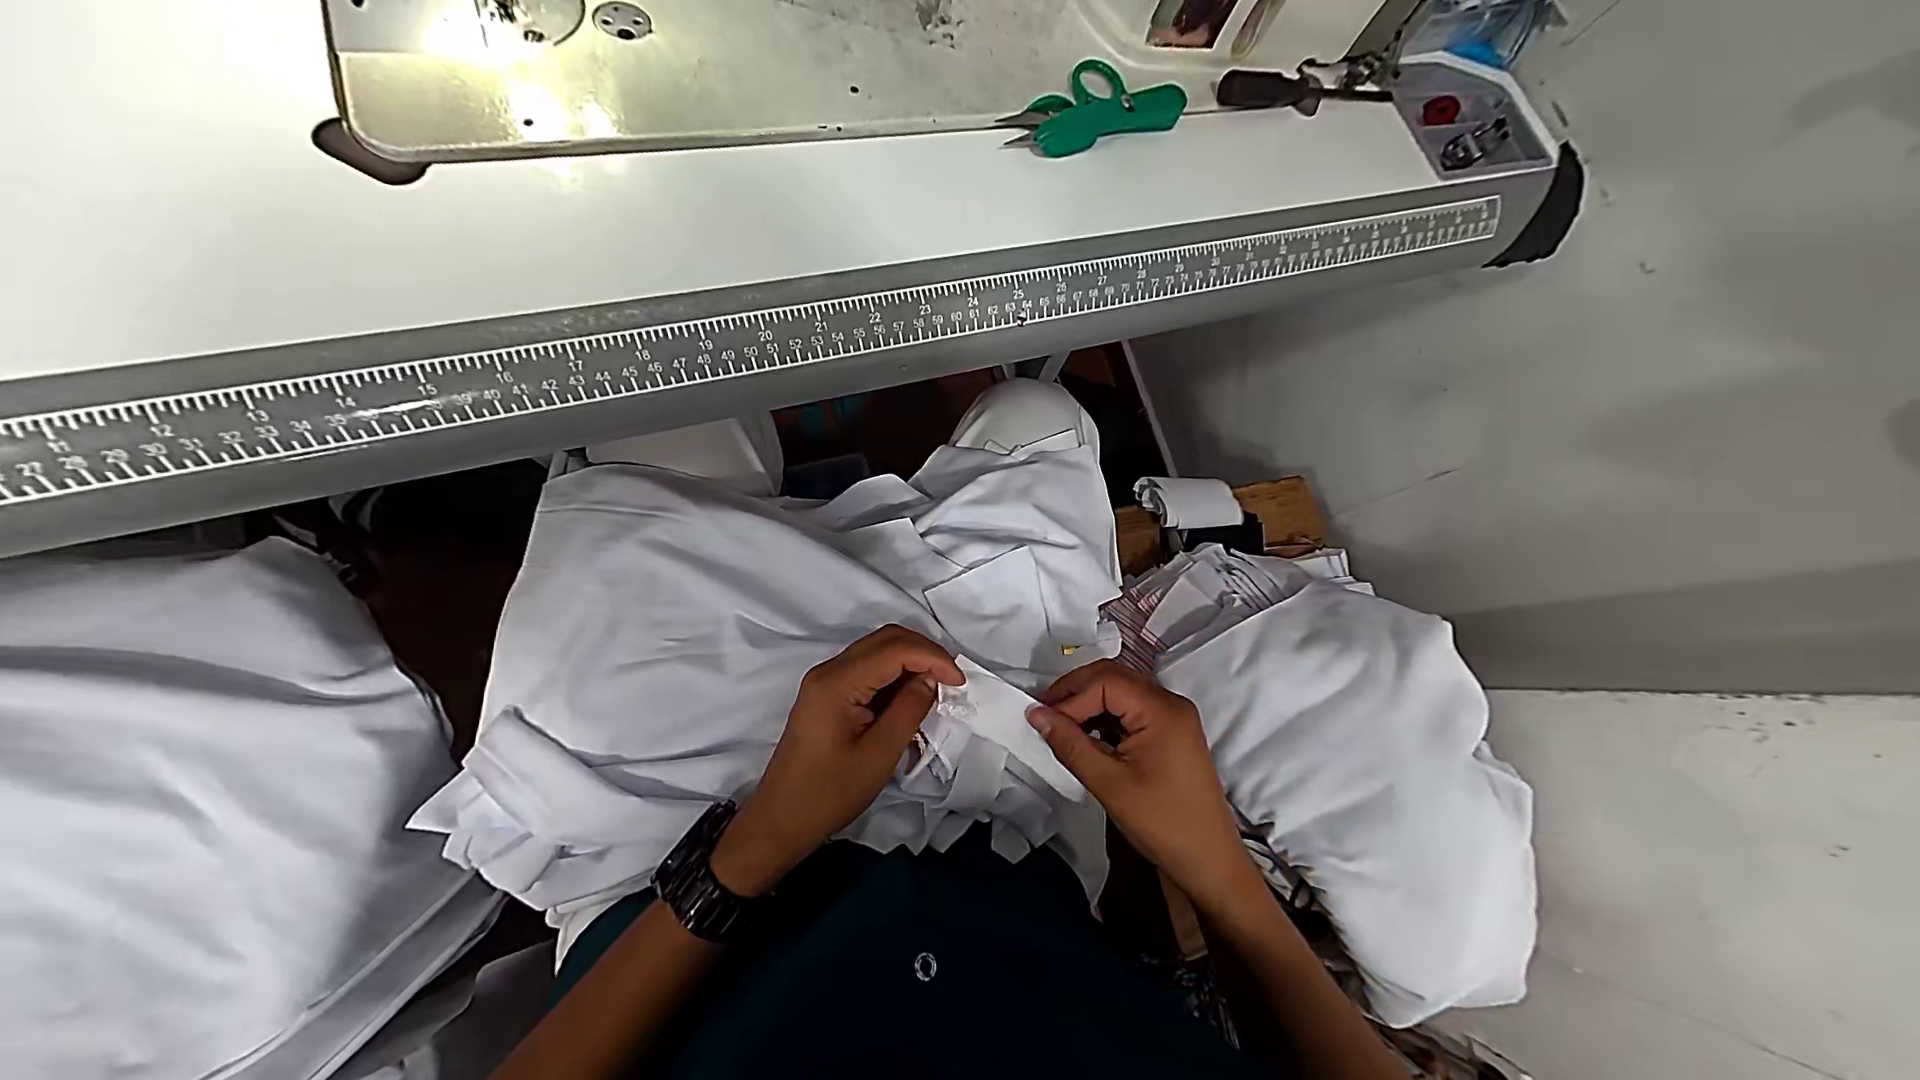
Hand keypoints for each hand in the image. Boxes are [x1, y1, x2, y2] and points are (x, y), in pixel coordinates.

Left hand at [711, 625, 963, 895]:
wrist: (781, 819)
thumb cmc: (829, 793)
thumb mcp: (879, 755)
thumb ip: (909, 709)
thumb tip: (931, 678)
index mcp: (837, 683)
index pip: (894, 648)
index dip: (932, 657)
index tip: (959, 683)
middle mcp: (829, 670)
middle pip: (886, 639)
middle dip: (924, 652)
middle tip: (951, 681)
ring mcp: (826, 679)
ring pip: (878, 649)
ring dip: (911, 660)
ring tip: (937, 687)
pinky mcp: (828, 692)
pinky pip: (868, 667)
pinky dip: (895, 673)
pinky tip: (911, 695)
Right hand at [1026, 660, 1265, 916]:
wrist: (1209, 862)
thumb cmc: (1162, 824)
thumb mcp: (1108, 783)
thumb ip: (1070, 743)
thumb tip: (1037, 714)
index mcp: (1162, 710)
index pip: (1105, 683)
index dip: (1069, 697)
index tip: (1041, 719)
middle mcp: (1170, 703)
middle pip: (1113, 677)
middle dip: (1075, 692)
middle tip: (1044, 713)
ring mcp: (1172, 716)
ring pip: (1120, 691)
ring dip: (1088, 703)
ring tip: (1059, 725)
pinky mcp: (1169, 732)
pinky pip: (1130, 709)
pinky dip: (1104, 716)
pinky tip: (1084, 734)